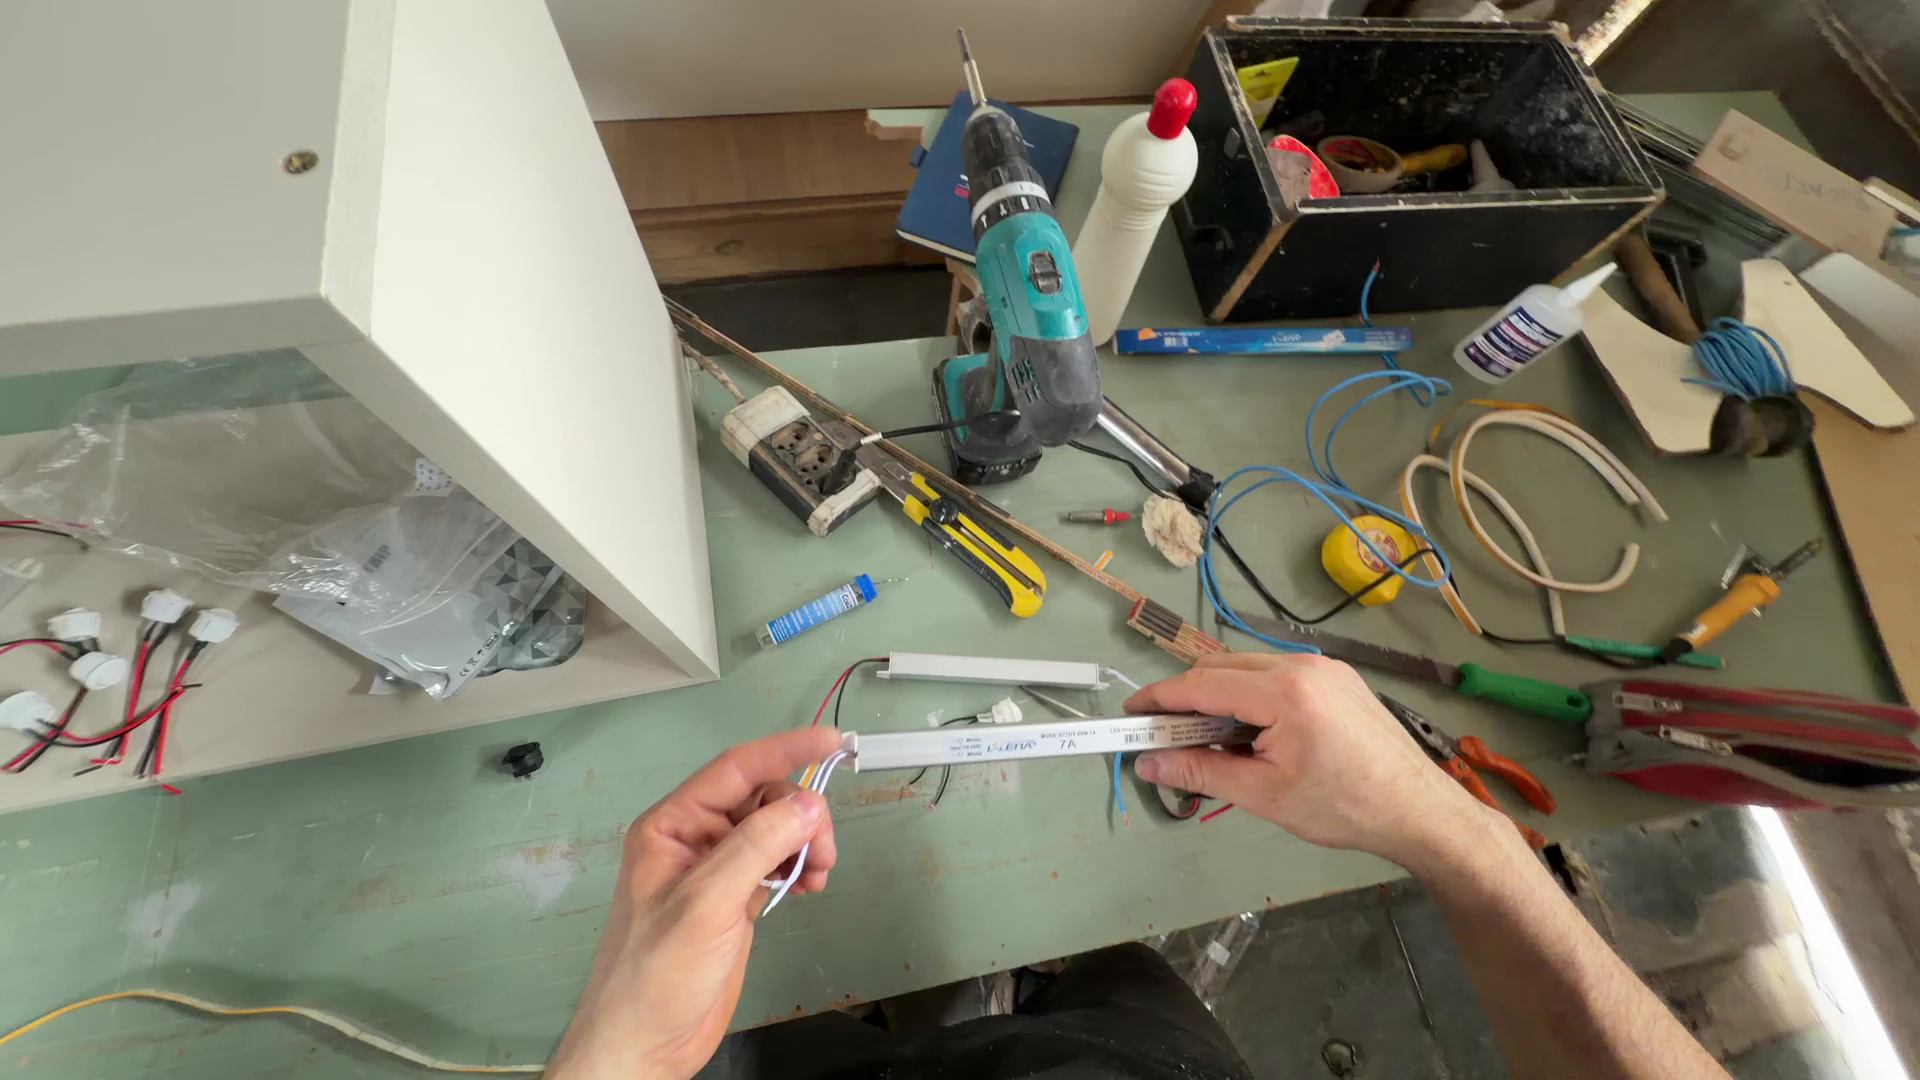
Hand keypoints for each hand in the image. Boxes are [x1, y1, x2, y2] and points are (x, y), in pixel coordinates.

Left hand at [547, 727, 843, 1079]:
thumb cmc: (658, 973)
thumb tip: (810, 804)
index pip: (737, 768)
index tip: (833, 741)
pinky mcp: (738, 893)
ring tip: (819, 875)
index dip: (786, 749)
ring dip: (806, 842)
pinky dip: (801, 865)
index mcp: (675, 823)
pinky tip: (810, 886)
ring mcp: (720, 865)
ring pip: (779, 827)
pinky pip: (780, 858)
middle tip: (822, 853)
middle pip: (766, 797)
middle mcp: (698, 835)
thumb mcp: (705, 904)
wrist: (644, 1051)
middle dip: (801, 816)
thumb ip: (757, 846)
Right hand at [1129, 652, 1502, 873]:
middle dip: (1185, 696)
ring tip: (1209, 736)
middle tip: (1165, 733)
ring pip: (1245, 667)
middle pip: (1219, 667)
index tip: (1129, 714)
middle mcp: (1300, 664)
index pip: (1201, 683)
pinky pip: (1273, 673)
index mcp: (1284, 691)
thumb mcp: (1263, 795)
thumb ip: (1199, 771)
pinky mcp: (1335, 675)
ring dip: (1217, 694)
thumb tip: (1145, 765)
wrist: (1424, 813)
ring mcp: (1322, 665)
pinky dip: (1248, 693)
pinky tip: (1250, 728)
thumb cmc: (1342, 808)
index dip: (1159, 697)